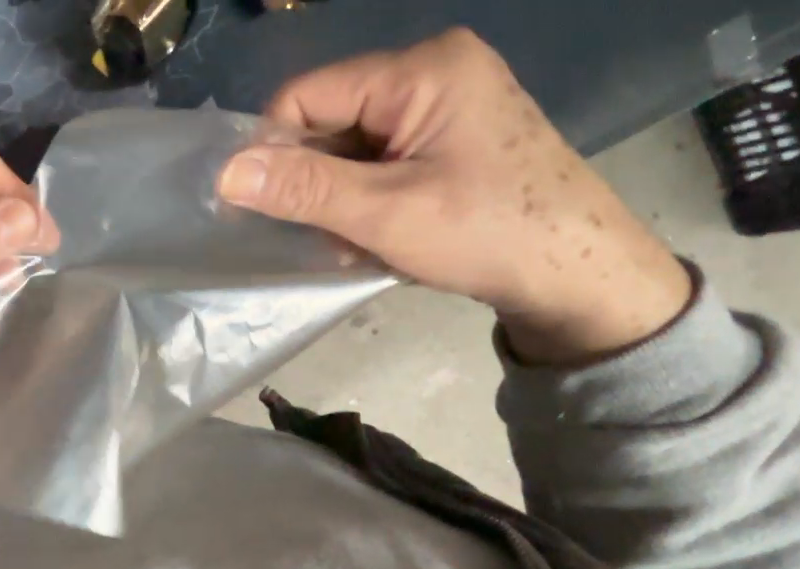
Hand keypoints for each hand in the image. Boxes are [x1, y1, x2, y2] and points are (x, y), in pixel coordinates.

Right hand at [216, 28, 691, 364]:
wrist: (573, 268)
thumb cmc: (484, 233)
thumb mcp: (383, 213)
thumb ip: (303, 189)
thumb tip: (226, 174)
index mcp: (421, 70)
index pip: (307, 96)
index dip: (273, 150)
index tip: (264, 209)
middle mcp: (432, 70)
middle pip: (327, 118)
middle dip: (311, 179)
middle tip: (319, 233)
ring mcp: (444, 101)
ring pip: (348, 144)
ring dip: (335, 195)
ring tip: (354, 238)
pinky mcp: (448, 134)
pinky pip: (377, 158)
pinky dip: (362, 197)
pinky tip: (374, 231)